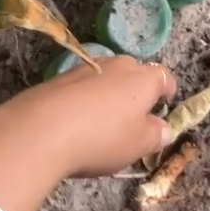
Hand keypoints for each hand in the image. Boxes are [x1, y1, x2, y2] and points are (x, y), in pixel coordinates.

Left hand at [0, 56, 177, 181]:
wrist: (42, 129)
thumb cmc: (102, 138)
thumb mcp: (137, 145)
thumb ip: (155, 135)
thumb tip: (165, 128)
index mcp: (144, 78)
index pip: (165, 77)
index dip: (167, 93)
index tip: (164, 108)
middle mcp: (120, 64)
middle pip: (135, 74)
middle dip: (137, 93)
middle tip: (132, 121)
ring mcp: (90, 67)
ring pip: (108, 79)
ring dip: (110, 96)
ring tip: (102, 125)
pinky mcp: (62, 77)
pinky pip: (84, 86)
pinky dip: (86, 100)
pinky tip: (76, 123)